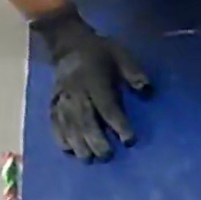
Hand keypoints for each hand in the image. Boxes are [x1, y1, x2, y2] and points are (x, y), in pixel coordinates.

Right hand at [30, 7, 150, 161]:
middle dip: (95, 139)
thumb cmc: (100, 51)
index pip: (107, 106)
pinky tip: (68, 150)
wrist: (67, 40)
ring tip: (88, 159)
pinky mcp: (54, 101)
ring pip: (68, 123)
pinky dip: (60, 136)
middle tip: (106, 155)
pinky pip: (54, 120)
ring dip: (77, 143)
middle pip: (85, 119)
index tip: (129, 139)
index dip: (118, 123)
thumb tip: (146, 89)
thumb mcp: (120, 54)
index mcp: (94, 80)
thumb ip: (133, 72)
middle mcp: (77, 91)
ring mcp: (63, 97)